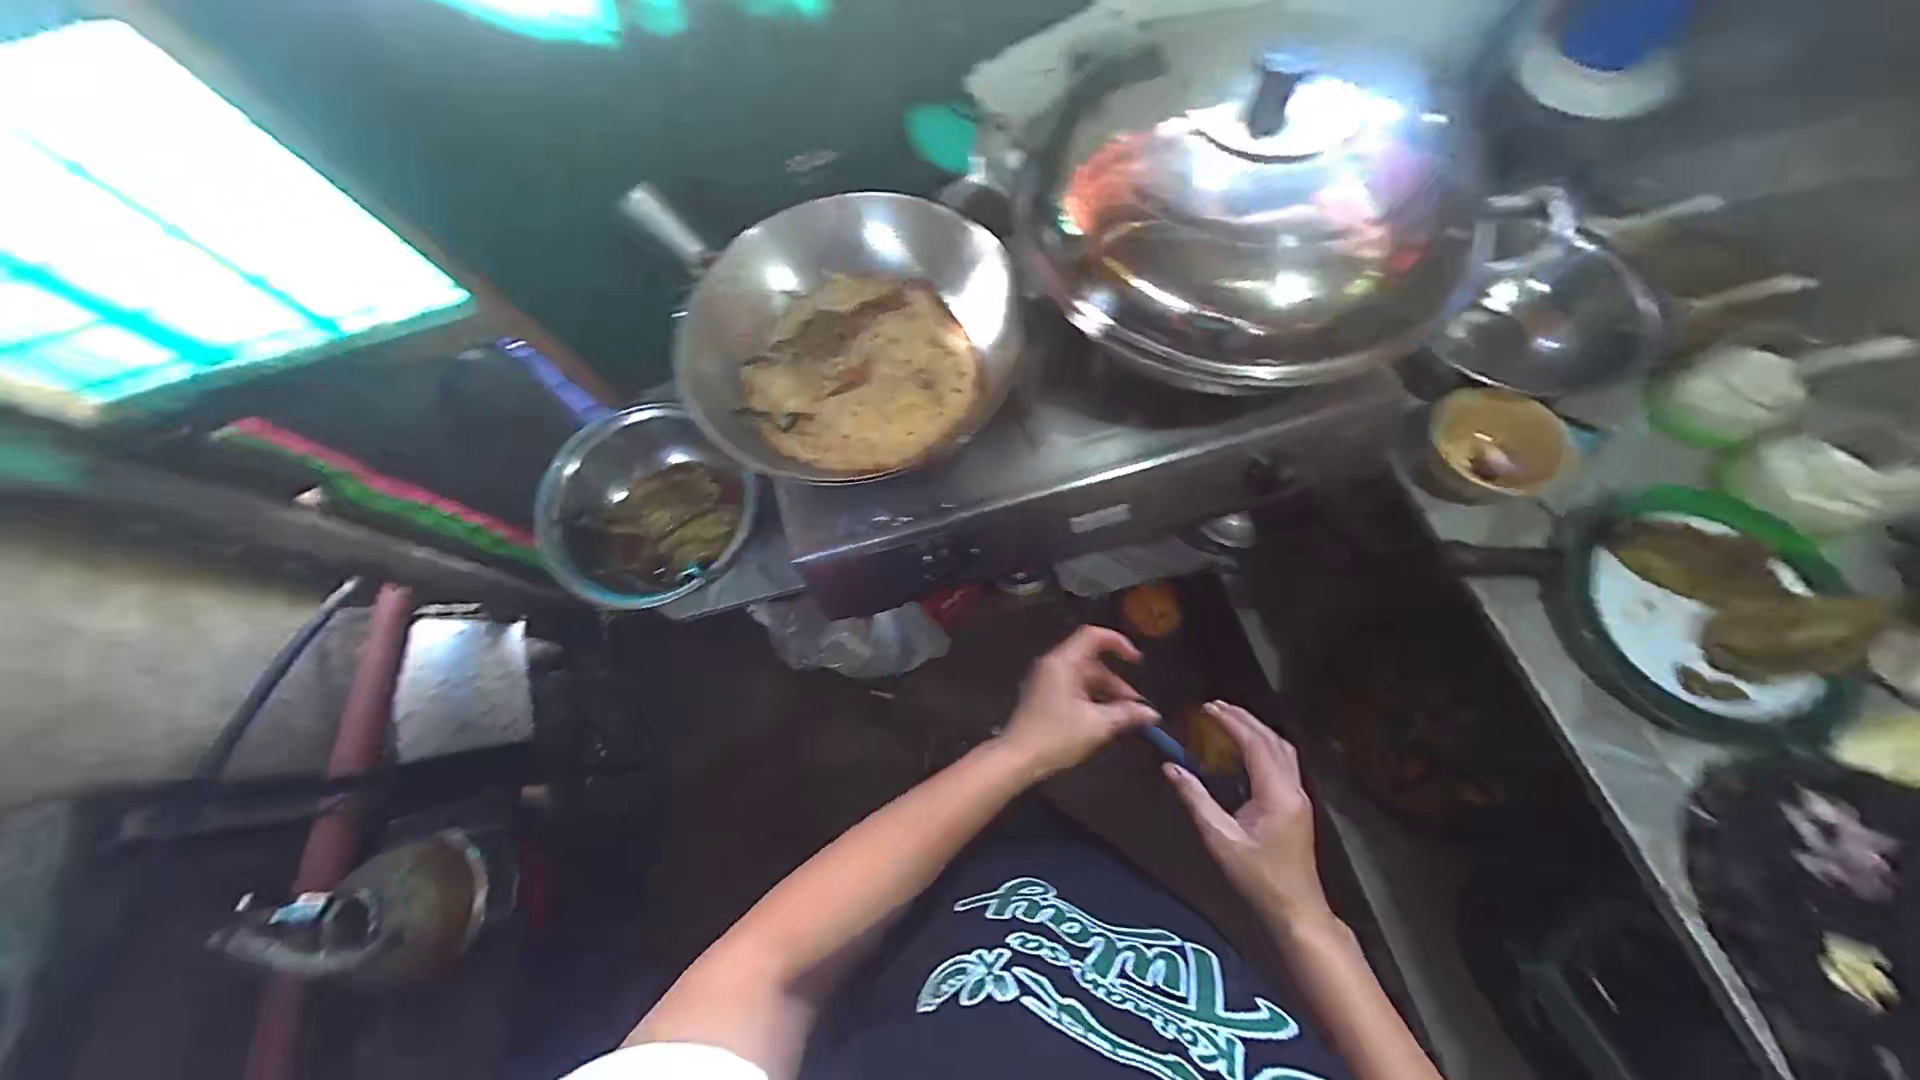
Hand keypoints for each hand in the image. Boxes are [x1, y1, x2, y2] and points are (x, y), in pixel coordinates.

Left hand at [1000, 626, 1159, 780]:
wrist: (1018, 758)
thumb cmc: (1056, 737)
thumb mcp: (1097, 725)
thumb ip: (1127, 715)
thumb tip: (1151, 713)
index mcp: (1062, 663)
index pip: (1093, 636)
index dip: (1119, 643)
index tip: (1137, 660)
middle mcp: (1053, 665)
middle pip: (1092, 662)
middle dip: (1117, 683)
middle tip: (1136, 707)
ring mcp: (1046, 680)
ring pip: (1084, 678)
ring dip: (1106, 694)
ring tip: (1125, 718)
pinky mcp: (1043, 696)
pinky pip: (1073, 689)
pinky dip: (1091, 700)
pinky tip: (1104, 721)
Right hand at [1162, 701, 1331, 926]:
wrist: (1296, 911)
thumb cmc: (1257, 877)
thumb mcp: (1219, 838)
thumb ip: (1195, 799)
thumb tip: (1170, 767)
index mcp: (1277, 794)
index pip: (1255, 744)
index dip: (1231, 722)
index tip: (1207, 708)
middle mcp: (1293, 789)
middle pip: (1272, 741)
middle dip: (1244, 719)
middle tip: (1215, 706)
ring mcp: (1299, 797)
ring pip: (1282, 750)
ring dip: (1256, 729)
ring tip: (1229, 719)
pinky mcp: (1297, 806)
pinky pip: (1282, 762)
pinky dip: (1263, 745)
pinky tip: (1244, 749)